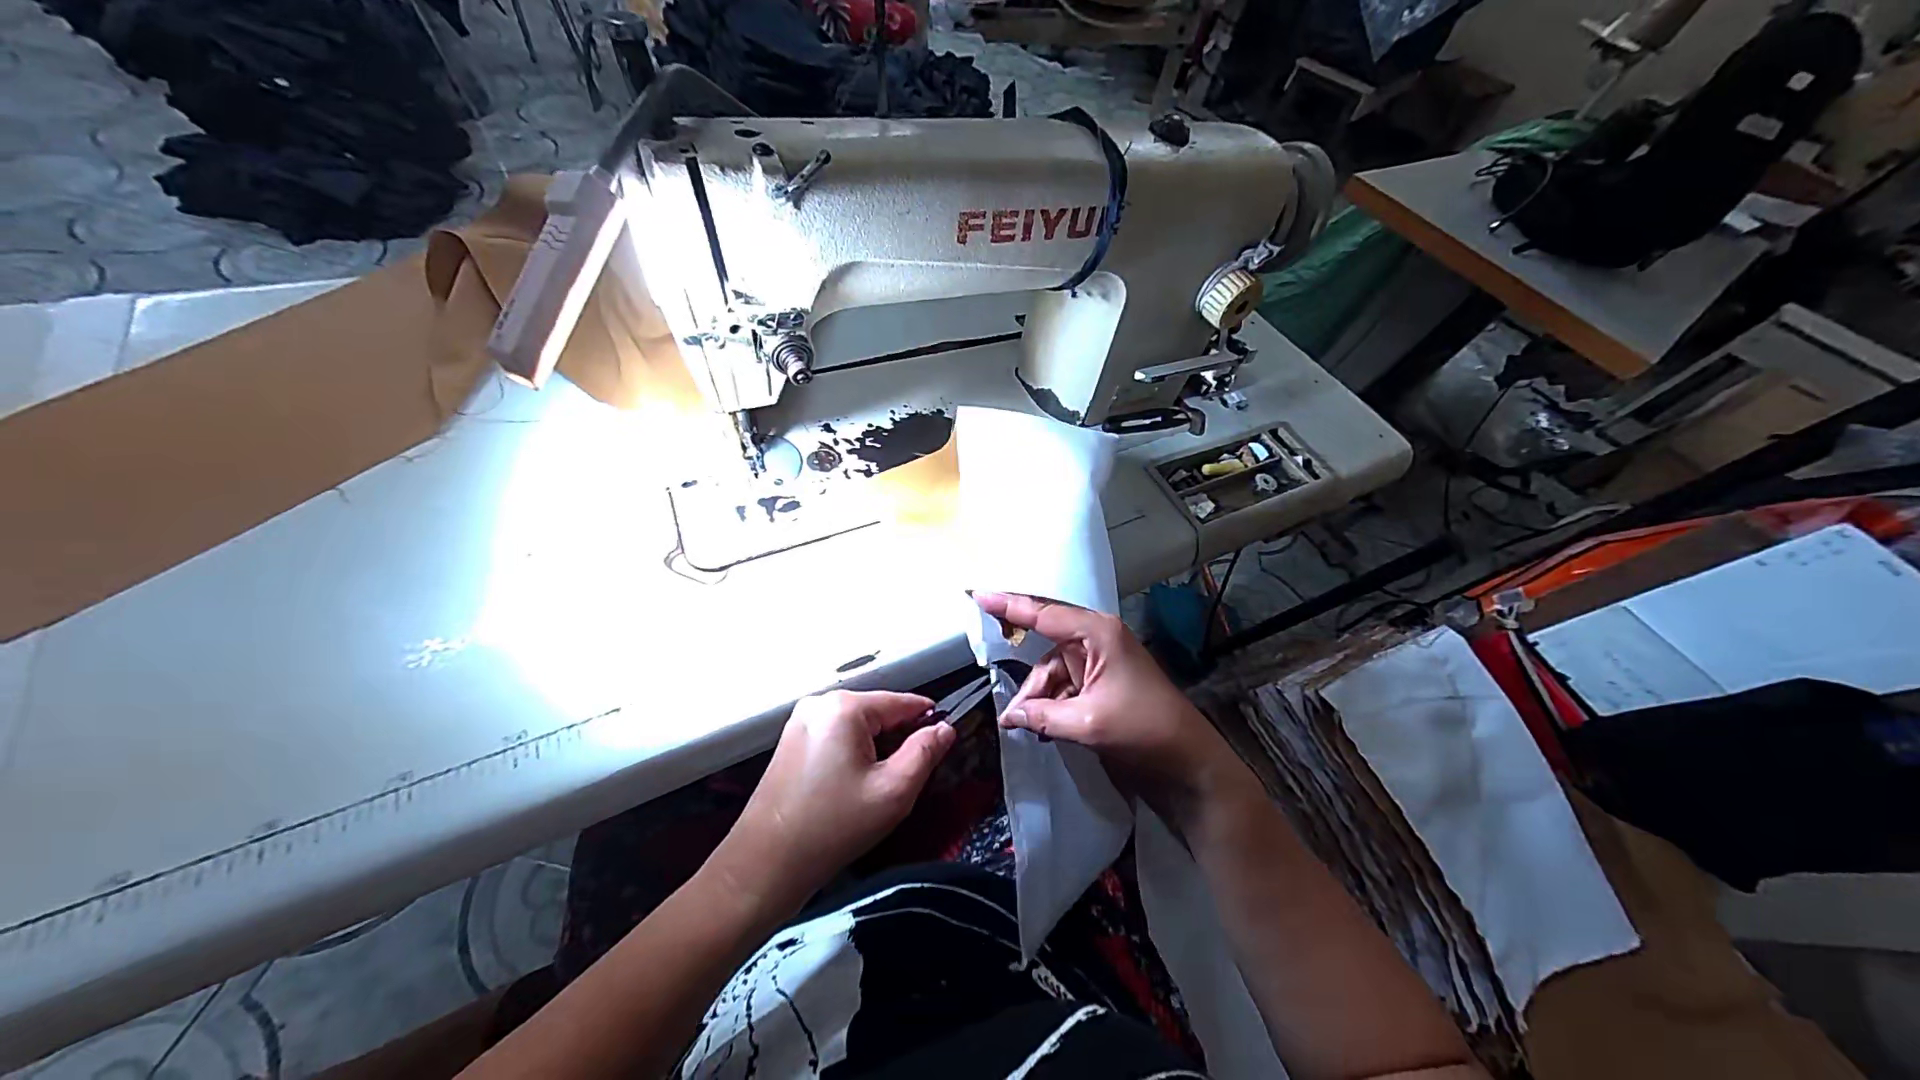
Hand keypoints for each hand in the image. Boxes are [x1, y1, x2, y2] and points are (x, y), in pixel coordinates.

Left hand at [715, 690, 955, 910]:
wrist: (765, 865)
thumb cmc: (831, 828)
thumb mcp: (893, 791)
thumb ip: (925, 753)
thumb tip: (944, 729)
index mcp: (843, 708)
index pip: (903, 701)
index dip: (929, 721)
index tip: (947, 743)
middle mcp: (819, 705)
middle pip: (879, 712)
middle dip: (900, 739)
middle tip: (911, 777)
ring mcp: (801, 722)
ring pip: (859, 727)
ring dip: (878, 749)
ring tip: (882, 787)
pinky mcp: (792, 742)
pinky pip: (838, 737)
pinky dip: (855, 755)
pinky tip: (857, 787)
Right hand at [975, 591, 1259, 827]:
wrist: (1188, 763)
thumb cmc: (1144, 731)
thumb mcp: (1087, 724)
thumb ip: (1042, 715)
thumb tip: (1009, 716)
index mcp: (1098, 633)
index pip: (1043, 613)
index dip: (1007, 605)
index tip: (977, 594)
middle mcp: (1097, 640)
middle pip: (1044, 648)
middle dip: (1029, 682)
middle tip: (1011, 710)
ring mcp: (1100, 662)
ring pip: (1051, 673)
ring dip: (1039, 700)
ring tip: (1030, 729)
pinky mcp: (1101, 684)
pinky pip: (1064, 687)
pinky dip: (1052, 706)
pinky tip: (1045, 729)